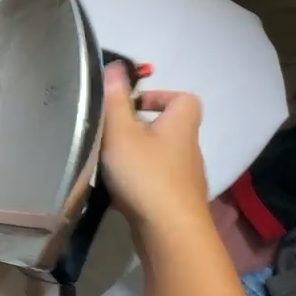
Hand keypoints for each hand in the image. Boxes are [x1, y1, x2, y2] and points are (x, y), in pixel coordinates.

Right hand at [100, 64, 208, 237]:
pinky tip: (117, 184)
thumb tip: (115, 66)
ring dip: (136, 150)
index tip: (130, 105)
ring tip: (107, 158)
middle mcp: (188, 147)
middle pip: (168, 126)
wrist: (170, 229)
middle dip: (138, 125)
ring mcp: (184, 174)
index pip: (185, 99)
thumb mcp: (120, 131)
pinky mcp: (175, 196)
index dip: (159, 96)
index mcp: (180, 126)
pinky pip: (156, 175)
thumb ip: (115, 99)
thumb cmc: (145, 173)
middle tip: (109, 132)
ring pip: (160, 151)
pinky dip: (138, 174)